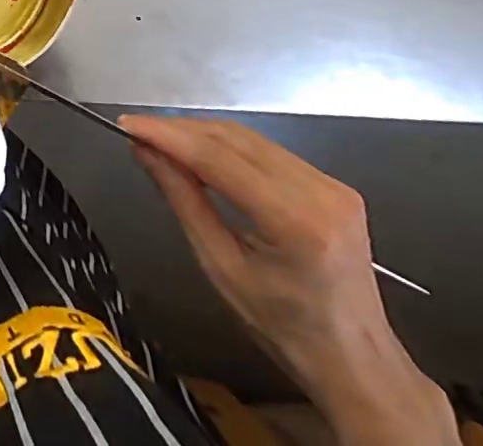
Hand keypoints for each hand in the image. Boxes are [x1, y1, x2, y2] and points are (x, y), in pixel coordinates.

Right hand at [121, 116, 458, 445]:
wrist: (354, 359)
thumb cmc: (281, 326)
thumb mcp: (220, 266)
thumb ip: (183, 200)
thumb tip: (145, 151)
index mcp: (296, 221)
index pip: (217, 158)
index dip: (167, 136)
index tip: (128, 124)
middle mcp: (321, 191)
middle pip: (234, 139)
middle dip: (180, 129)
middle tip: (136, 129)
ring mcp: (332, 184)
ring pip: (249, 139)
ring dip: (200, 133)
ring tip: (159, 138)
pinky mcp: (332, 184)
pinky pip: (267, 151)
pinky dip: (226, 146)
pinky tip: (198, 152)